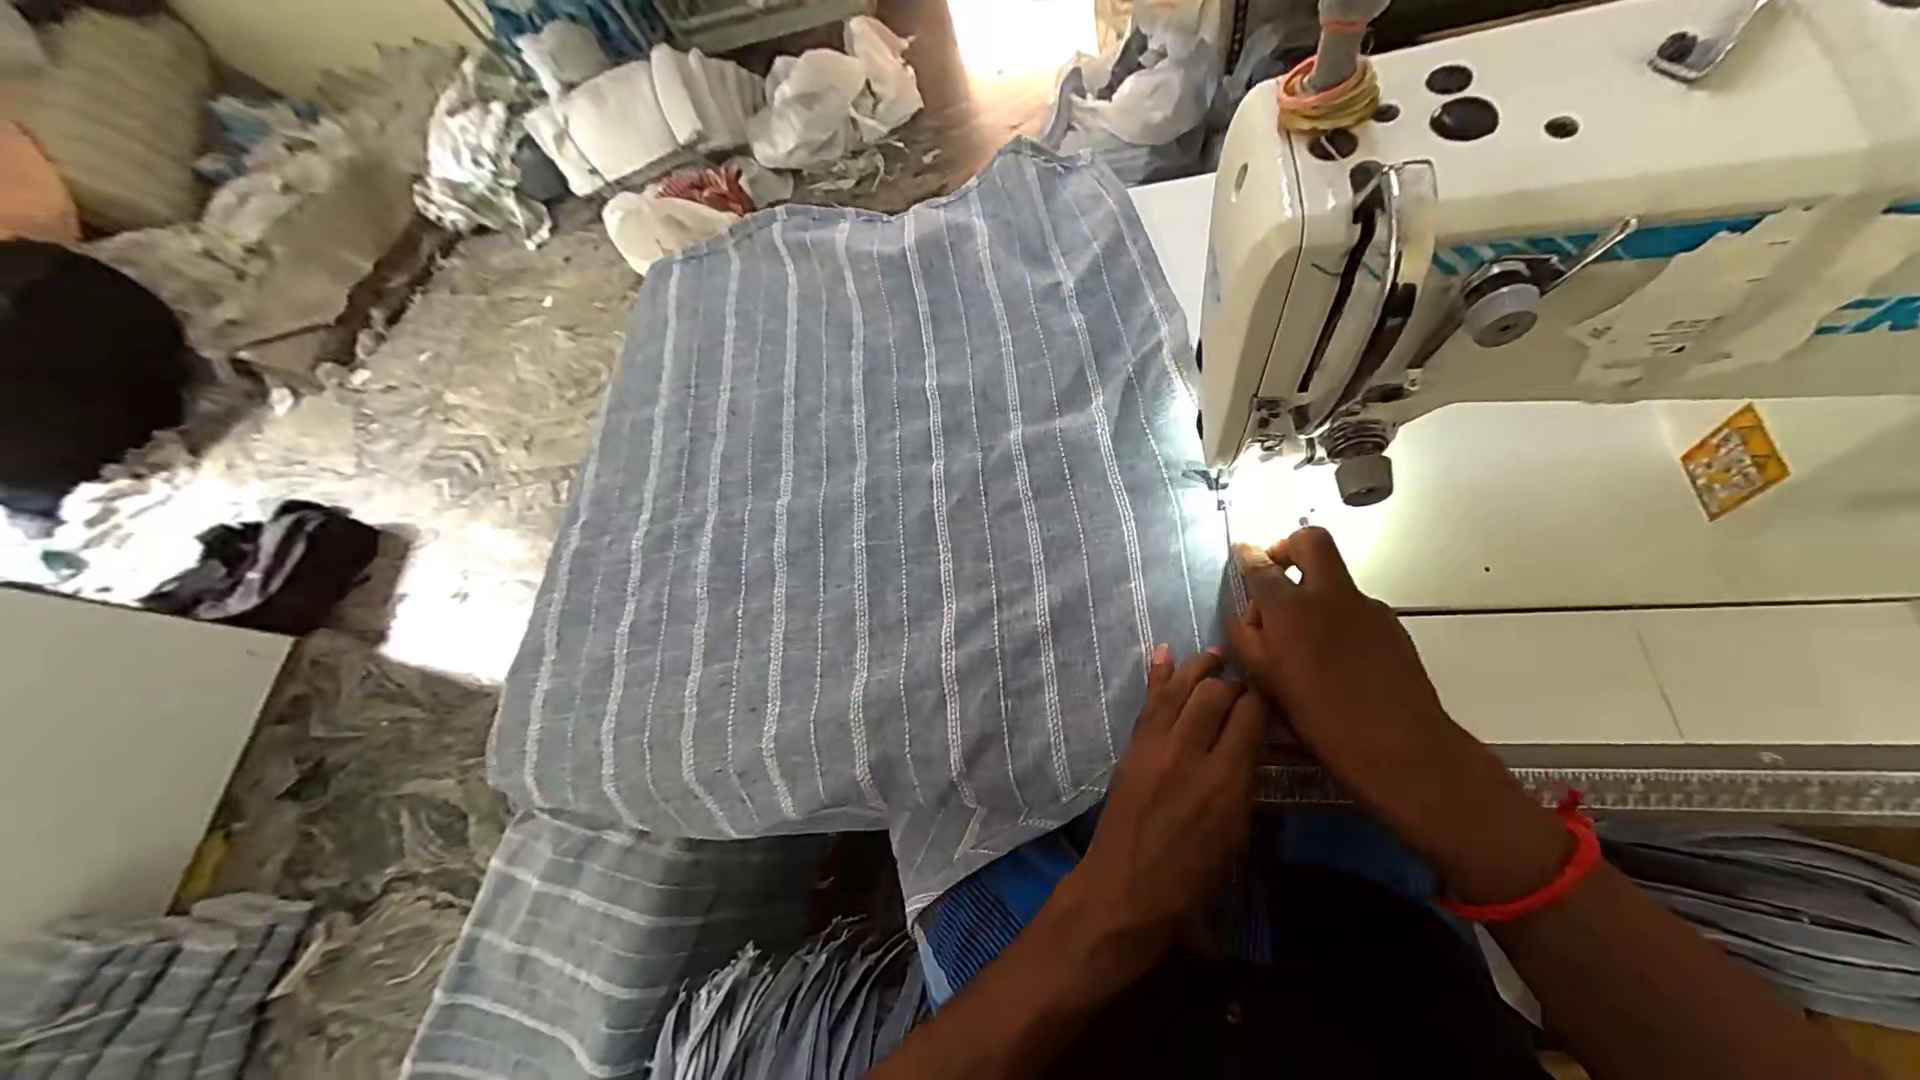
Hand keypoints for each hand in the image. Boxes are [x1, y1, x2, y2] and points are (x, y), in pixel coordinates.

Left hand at [1048, 648, 1268, 982]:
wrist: (1125, 887)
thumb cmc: (1190, 876)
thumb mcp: (1235, 835)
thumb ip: (1243, 782)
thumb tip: (1248, 743)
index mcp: (1225, 781)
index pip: (1250, 717)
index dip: (1262, 699)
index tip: (1269, 694)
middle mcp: (1189, 752)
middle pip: (1214, 694)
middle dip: (1232, 682)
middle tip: (1242, 684)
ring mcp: (1154, 745)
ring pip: (1179, 689)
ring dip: (1198, 668)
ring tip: (1215, 655)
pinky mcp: (1131, 746)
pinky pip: (1148, 702)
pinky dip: (1158, 675)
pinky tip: (1165, 653)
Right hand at [1224, 527, 1567, 902]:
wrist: (1400, 747)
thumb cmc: (1319, 718)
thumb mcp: (1265, 680)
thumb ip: (1247, 638)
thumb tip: (1247, 614)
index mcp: (1291, 609)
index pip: (1262, 565)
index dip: (1248, 556)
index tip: (1242, 552)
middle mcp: (1330, 596)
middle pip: (1311, 540)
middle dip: (1289, 546)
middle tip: (1277, 570)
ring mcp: (1367, 607)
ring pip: (1334, 579)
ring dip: (1313, 590)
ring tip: (1302, 639)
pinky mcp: (1390, 625)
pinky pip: (1354, 607)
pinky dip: (1336, 617)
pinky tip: (1333, 658)